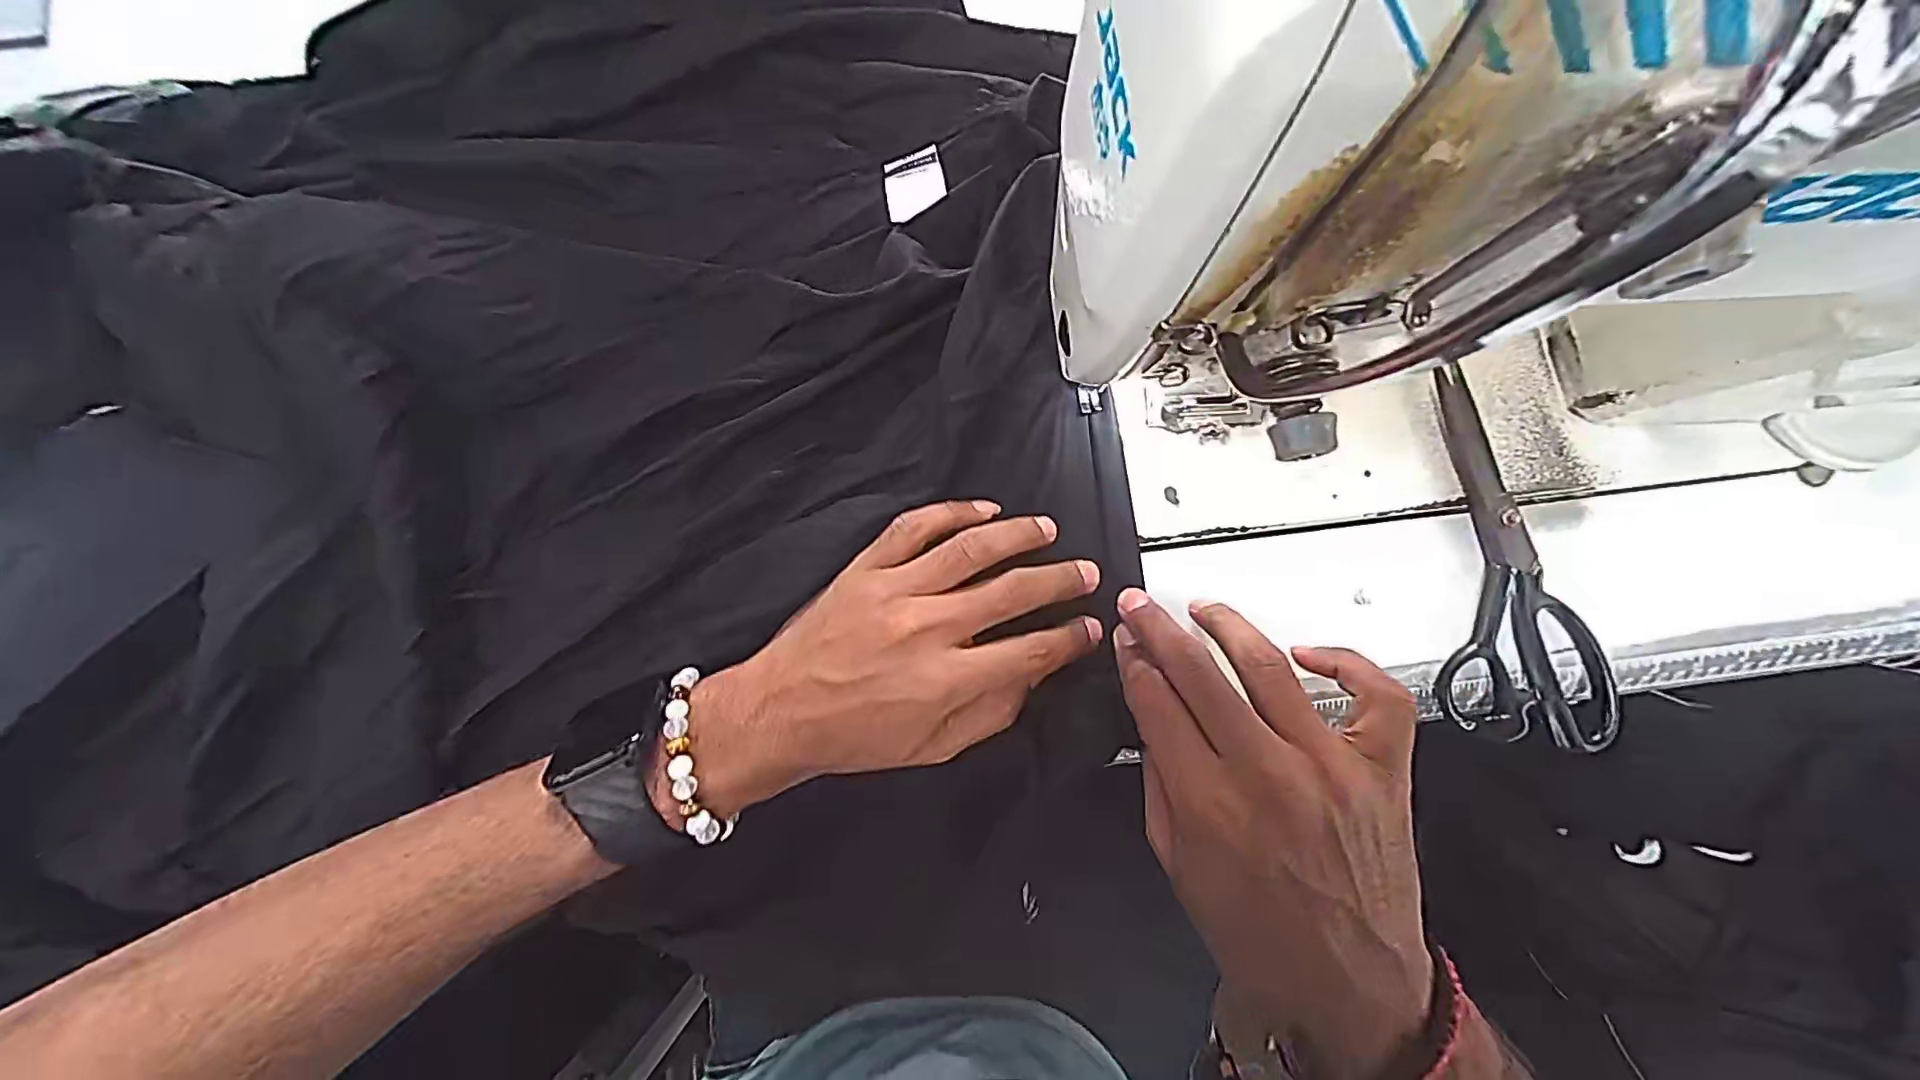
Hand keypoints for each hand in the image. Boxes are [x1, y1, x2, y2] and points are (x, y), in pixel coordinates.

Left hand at [663, 500, 1102, 817]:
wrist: (779, 711)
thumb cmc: (849, 734)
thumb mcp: (931, 747)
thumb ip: (990, 714)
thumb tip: (1029, 680)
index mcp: (944, 679)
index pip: (1029, 650)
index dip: (1069, 638)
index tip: (1086, 629)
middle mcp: (925, 628)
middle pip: (1012, 591)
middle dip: (1060, 580)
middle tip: (1083, 574)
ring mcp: (894, 592)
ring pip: (971, 549)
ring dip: (1018, 535)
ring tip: (1046, 530)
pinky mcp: (866, 570)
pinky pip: (914, 528)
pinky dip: (952, 512)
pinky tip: (980, 509)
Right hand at [1113, 589, 1429, 1079]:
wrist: (1348, 988)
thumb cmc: (1259, 933)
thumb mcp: (1176, 862)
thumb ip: (1159, 783)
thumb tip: (1151, 720)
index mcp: (1208, 805)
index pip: (1156, 702)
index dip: (1134, 662)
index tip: (1127, 642)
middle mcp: (1267, 777)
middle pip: (1198, 672)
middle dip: (1159, 628)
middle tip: (1143, 606)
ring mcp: (1329, 768)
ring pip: (1269, 666)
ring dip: (1227, 625)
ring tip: (1204, 609)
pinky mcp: (1380, 771)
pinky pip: (1374, 694)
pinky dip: (1344, 660)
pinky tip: (1308, 650)